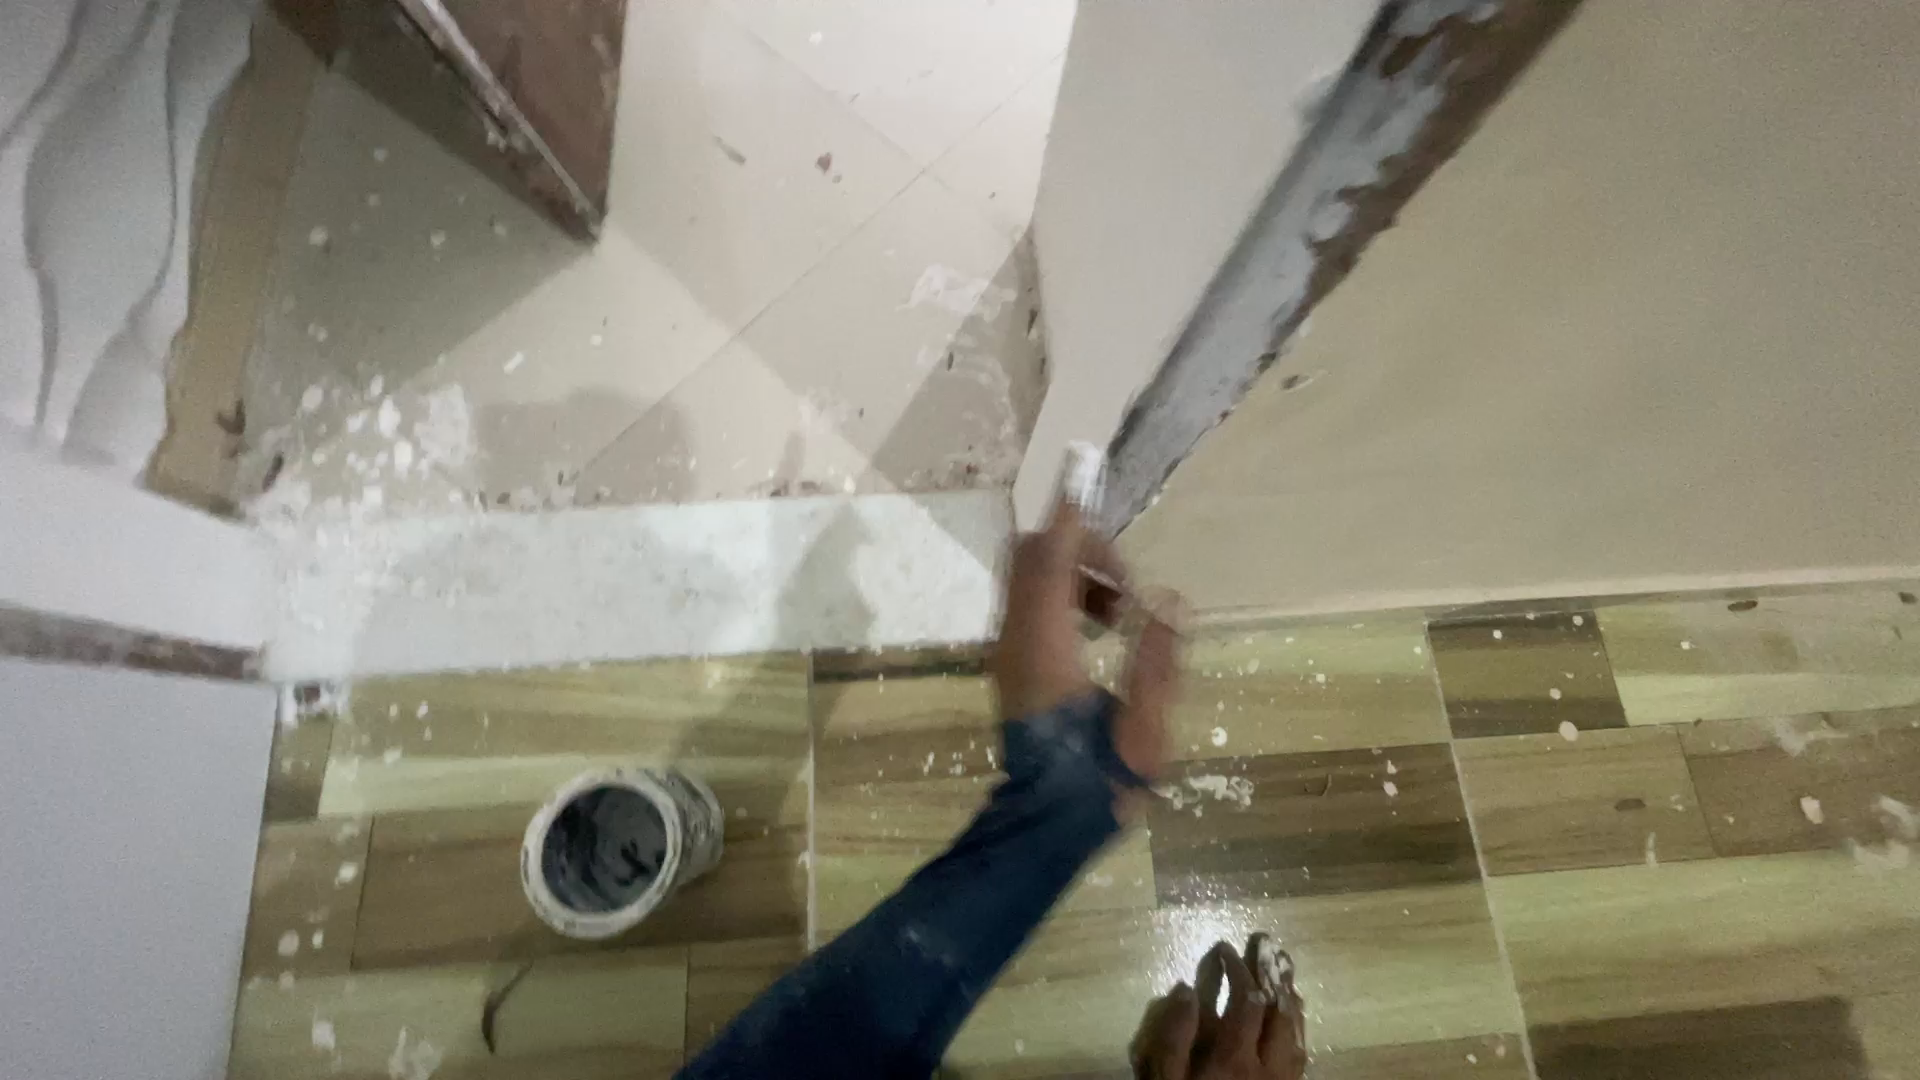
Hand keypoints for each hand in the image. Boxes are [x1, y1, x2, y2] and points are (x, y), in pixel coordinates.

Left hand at [990, 496, 1180, 798]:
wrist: (1044, 820)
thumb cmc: (1097, 781)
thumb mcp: (1144, 730)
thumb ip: (1158, 662)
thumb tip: (1171, 600)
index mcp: (1044, 648)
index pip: (1047, 564)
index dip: (1068, 523)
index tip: (1083, 484)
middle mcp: (1015, 638)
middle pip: (1030, 558)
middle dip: (1078, 548)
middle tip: (1126, 581)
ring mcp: (1007, 649)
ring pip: (1028, 578)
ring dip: (1074, 573)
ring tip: (1121, 612)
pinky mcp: (1011, 661)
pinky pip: (1030, 603)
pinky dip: (1063, 596)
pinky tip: (1100, 630)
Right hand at [1131, 938, 1306, 1079]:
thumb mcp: (1165, 1077)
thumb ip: (1175, 1033)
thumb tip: (1186, 987)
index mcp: (1234, 1058)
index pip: (1245, 999)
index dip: (1237, 967)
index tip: (1223, 946)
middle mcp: (1267, 1069)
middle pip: (1279, 1012)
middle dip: (1272, 973)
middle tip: (1267, 943)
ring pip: (1296, 1033)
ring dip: (1291, 997)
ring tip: (1285, 970)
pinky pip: (1302, 1056)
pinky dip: (1298, 1027)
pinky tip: (1293, 1015)